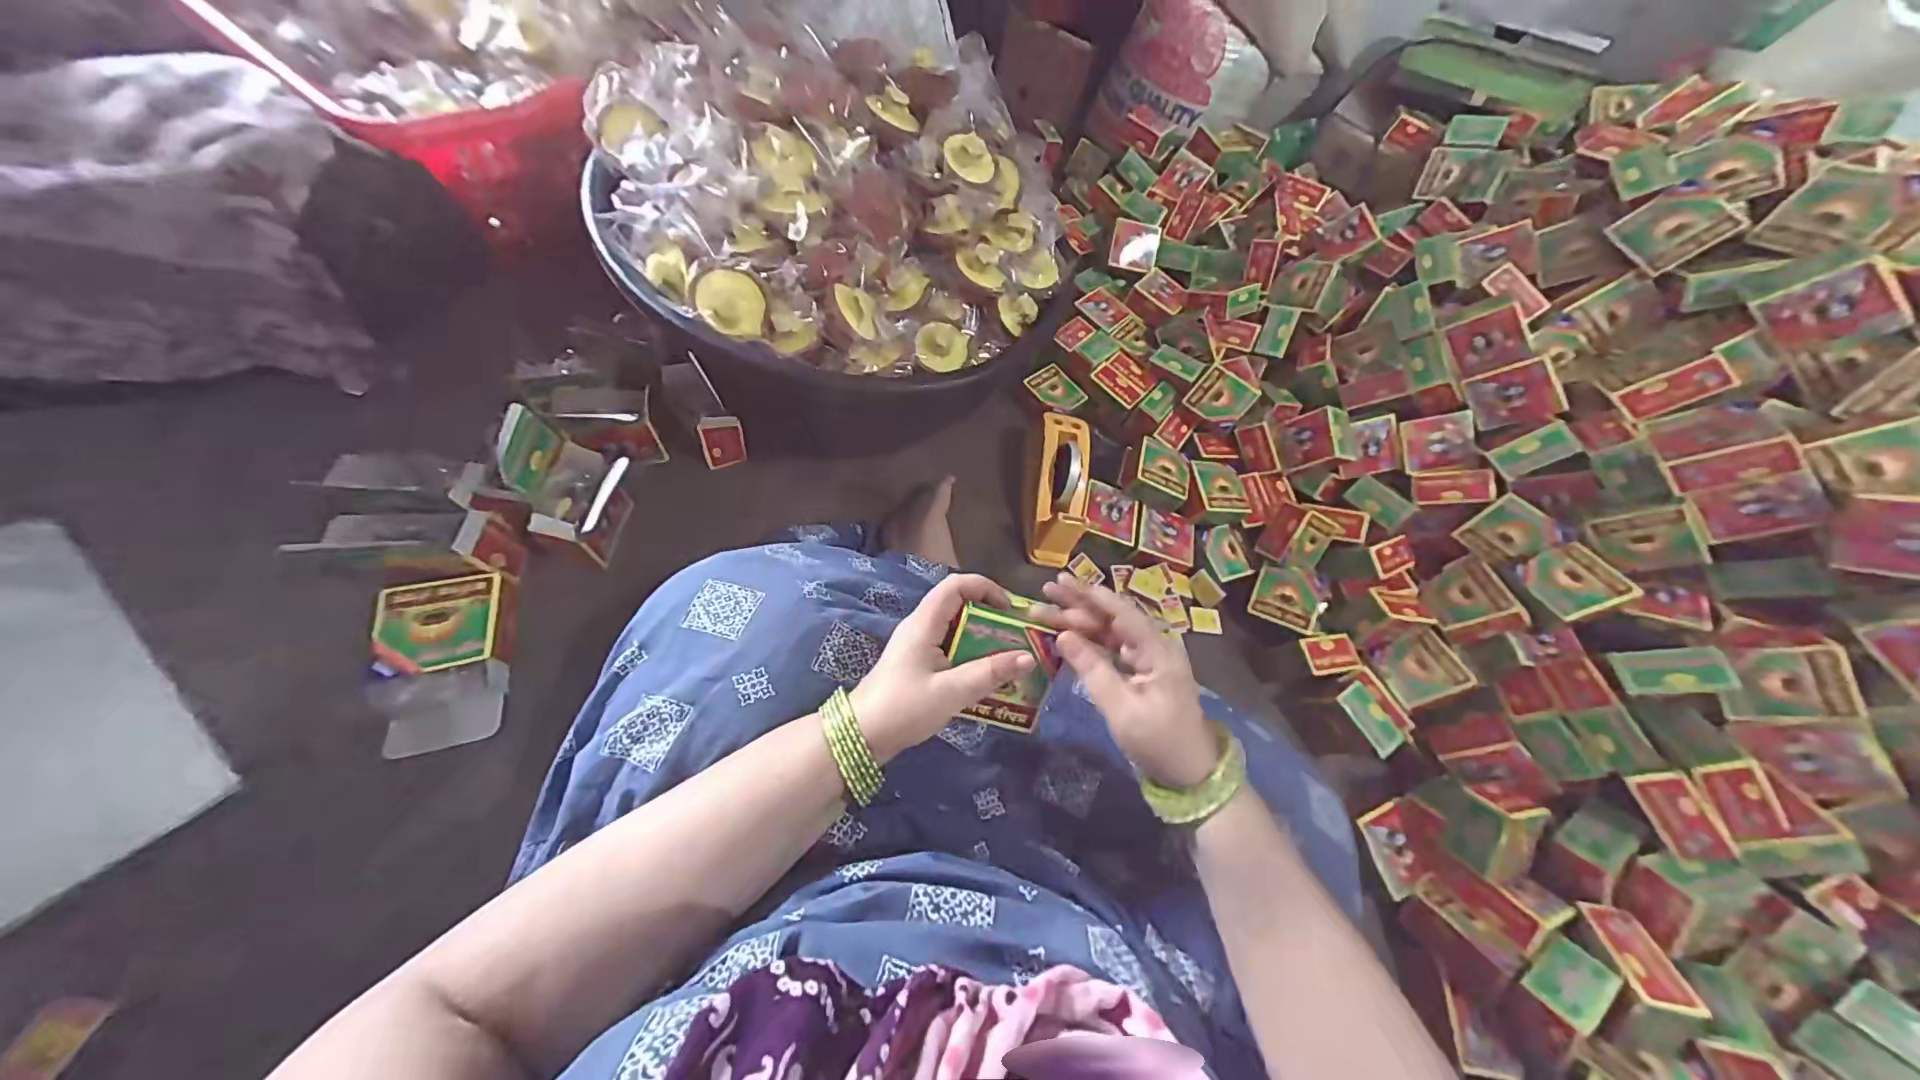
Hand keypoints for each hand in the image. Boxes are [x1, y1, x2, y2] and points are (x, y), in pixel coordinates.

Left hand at [847, 573, 1034, 760]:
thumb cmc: (903, 708)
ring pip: (956, 629)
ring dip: (983, 639)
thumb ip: (990, 673)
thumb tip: (1028, 657)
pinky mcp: (917, 664)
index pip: (956, 586)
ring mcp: (917, 646)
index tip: (1011, 610)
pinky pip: (950, 648)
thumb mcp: (951, 692)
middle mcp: (920, 627)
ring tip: (1009, 658)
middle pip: (959, 605)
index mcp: (924, 623)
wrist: (861, 737)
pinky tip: (987, 677)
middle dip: (991, 616)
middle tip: (1017, 637)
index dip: (986, 588)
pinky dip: (971, 656)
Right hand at [1039, 574, 1218, 787]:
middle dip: (1077, 604)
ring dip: (1079, 620)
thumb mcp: (1121, 709)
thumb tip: (1063, 637)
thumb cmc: (1158, 741)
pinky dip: (1089, 638)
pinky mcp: (1142, 669)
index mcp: (1157, 650)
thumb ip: (1092, 670)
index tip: (1061, 582)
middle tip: (1044, 591)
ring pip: (1109, 629)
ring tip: (1047, 610)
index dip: (1089, 595)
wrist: (1189, 771)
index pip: (1121, 612)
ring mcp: (1149, 656)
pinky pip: (1112, 645)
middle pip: (1112, 616)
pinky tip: (1067, 634)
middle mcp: (1155, 644)